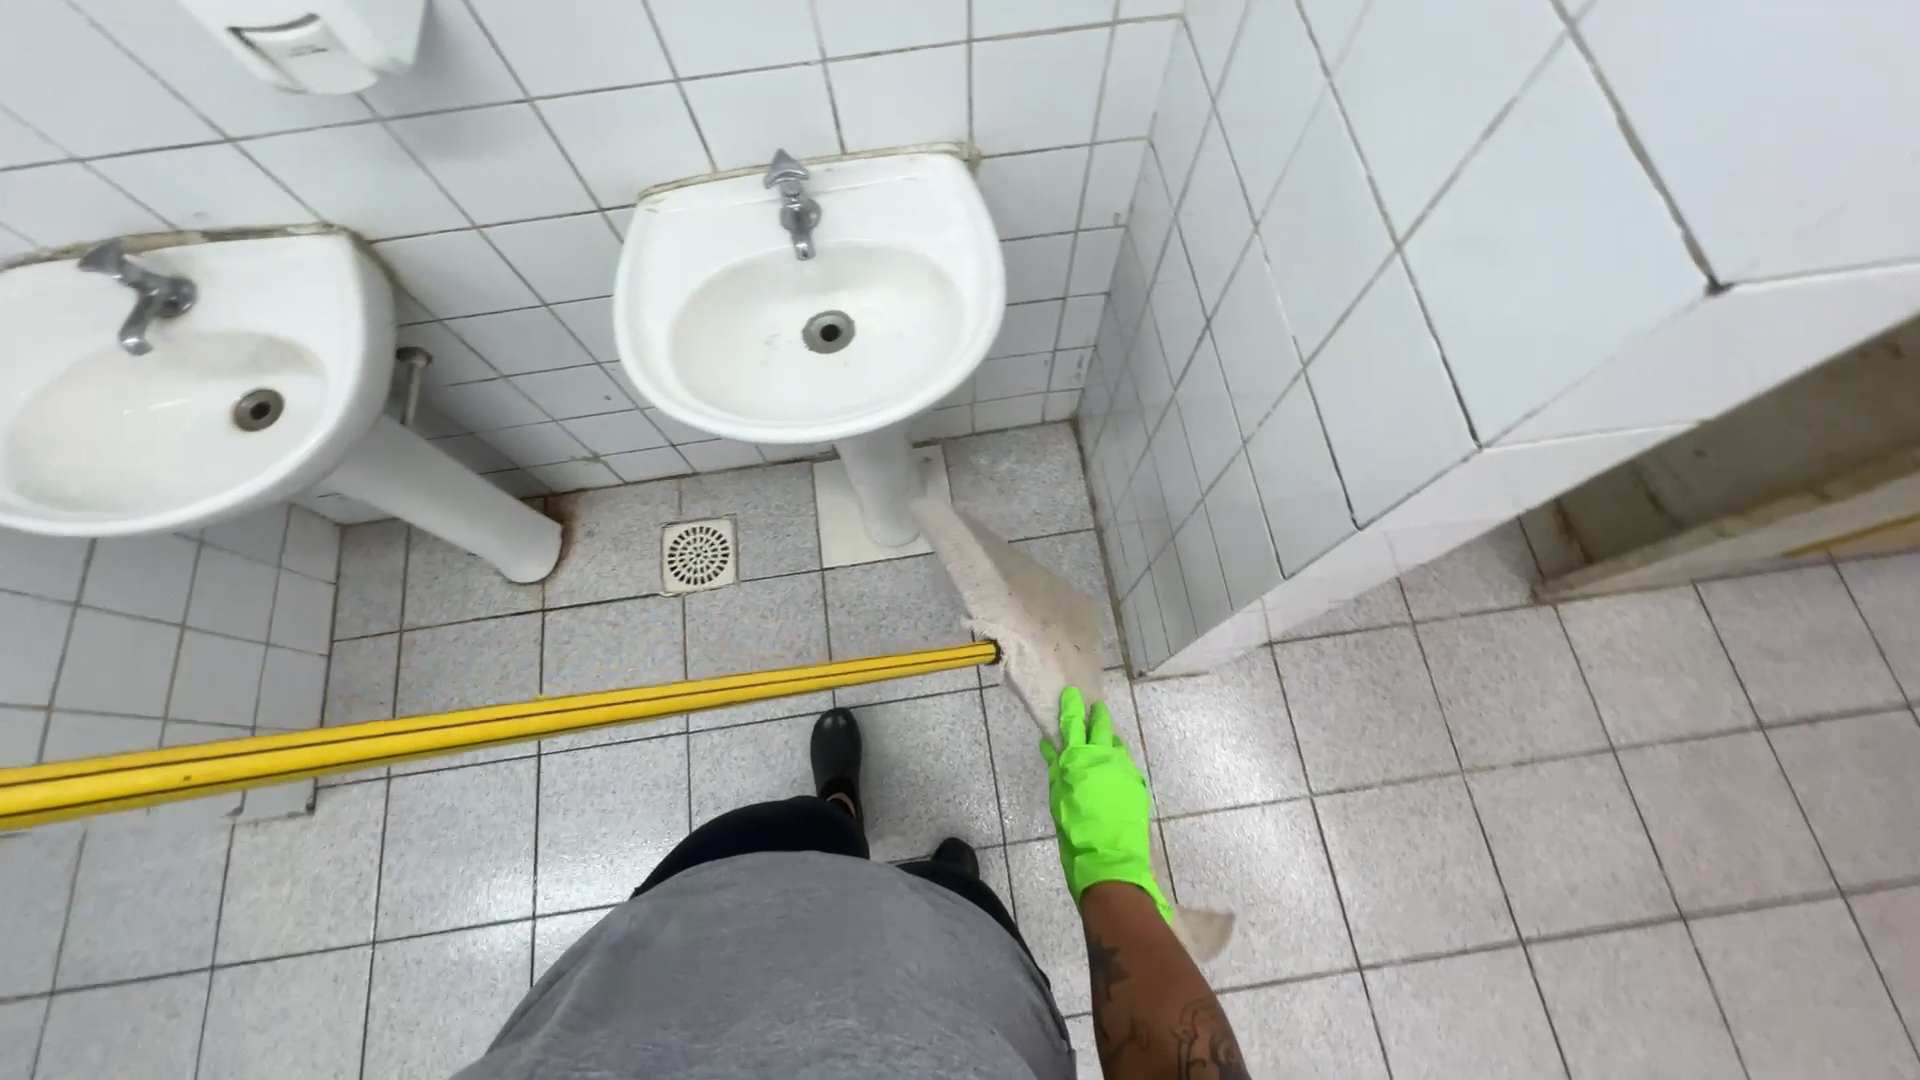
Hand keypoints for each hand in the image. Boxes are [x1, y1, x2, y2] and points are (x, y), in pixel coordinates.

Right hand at [1039, 686, 1169, 921]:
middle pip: (1101, 727)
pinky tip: (1114, 772)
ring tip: (1104, 742)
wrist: (1109, 861)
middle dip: (1097, 715)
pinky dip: (1118, 763)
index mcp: (1078, 760)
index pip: (1072, 724)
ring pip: (1117, 745)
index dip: (1070, 706)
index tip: (1071, 692)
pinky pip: (1126, 765)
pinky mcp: (1137, 785)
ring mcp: (1124, 770)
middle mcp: (1104, 757)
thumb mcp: (1057, 799)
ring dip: (1109, 741)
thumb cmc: (1073, 832)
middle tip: (1095, 708)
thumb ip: (1056, 770)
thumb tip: (1049, 747)